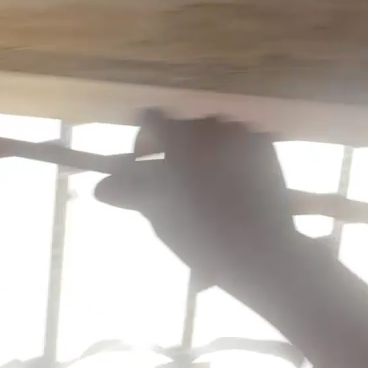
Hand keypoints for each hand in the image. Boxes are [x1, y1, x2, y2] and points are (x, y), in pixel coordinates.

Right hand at [93, 111, 308, 294]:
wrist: (260, 248)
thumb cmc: (202, 233)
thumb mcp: (159, 212)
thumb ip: (131, 191)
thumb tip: (102, 186)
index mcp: (181, 138)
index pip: (152, 118)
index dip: (144, 139)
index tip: (144, 162)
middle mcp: (212, 126)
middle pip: (185, 126)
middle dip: (176, 147)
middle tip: (176, 180)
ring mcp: (243, 133)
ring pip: (215, 132)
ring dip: (206, 149)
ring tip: (207, 184)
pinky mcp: (265, 145)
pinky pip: (241, 141)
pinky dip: (233, 155)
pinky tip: (234, 183)